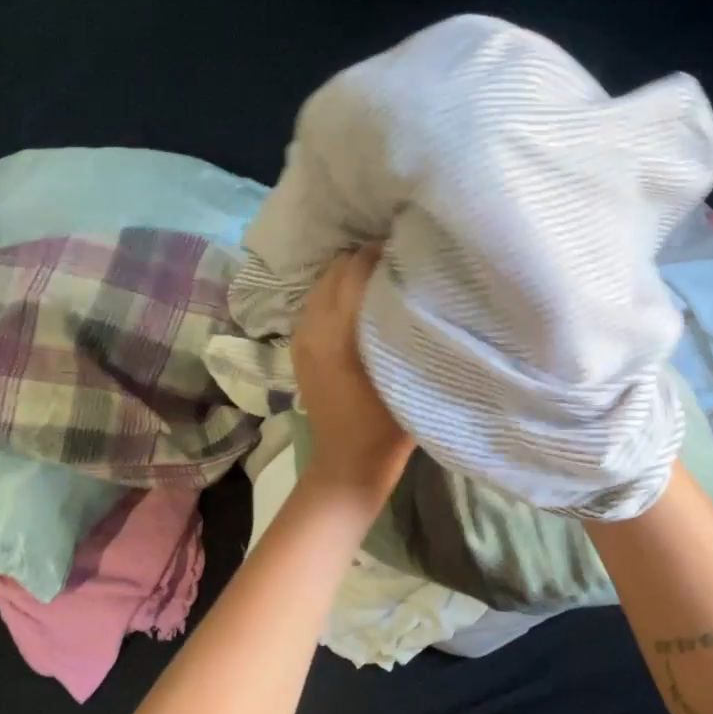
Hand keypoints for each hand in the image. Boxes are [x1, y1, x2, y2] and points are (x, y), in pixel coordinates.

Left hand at [293, 244, 412, 496]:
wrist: (346, 466)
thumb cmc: (386, 427)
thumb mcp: (404, 372)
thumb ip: (405, 325)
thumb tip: (414, 283)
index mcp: (337, 332)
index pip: (356, 269)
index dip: (384, 252)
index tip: (412, 247)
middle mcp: (311, 326)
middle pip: (336, 268)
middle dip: (367, 258)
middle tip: (401, 261)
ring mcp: (300, 335)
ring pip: (324, 282)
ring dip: (351, 274)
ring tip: (385, 278)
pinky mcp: (299, 345)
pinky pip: (318, 301)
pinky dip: (339, 292)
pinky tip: (364, 302)